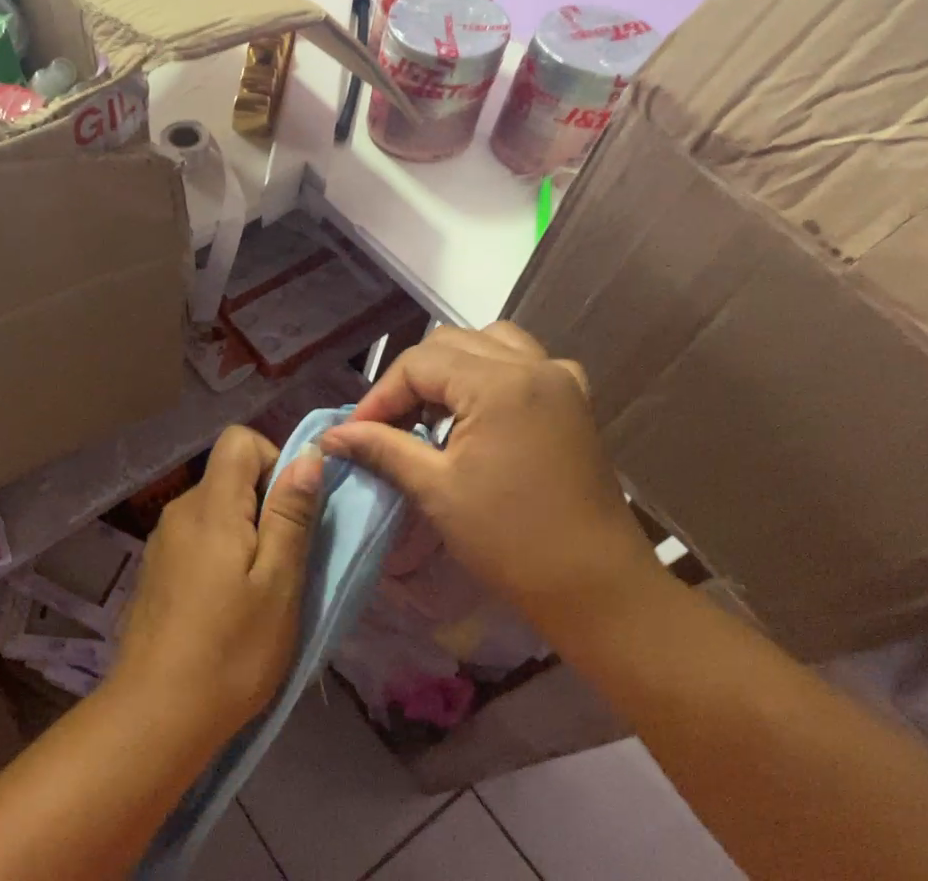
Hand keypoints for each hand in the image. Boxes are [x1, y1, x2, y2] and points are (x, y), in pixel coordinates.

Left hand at [112, 426, 323, 739]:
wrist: (158, 712)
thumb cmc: (233, 649)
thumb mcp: (279, 583)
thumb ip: (290, 514)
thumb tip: (308, 454)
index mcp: (210, 506)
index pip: (238, 440)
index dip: (274, 461)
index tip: (292, 513)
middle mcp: (179, 512)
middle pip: (228, 477)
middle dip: (265, 505)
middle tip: (286, 564)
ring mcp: (161, 544)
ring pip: (214, 513)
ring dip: (244, 536)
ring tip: (260, 593)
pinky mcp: (155, 573)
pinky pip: (196, 542)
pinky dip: (220, 558)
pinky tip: (227, 609)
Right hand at [318, 324, 658, 626]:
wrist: (594, 584)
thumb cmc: (509, 539)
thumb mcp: (435, 489)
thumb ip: (382, 448)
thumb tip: (333, 435)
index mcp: (500, 383)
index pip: (419, 363)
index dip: (380, 396)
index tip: (354, 434)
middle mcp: (534, 365)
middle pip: (450, 345)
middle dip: (410, 381)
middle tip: (386, 428)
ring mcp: (560, 380)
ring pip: (488, 344)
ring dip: (450, 369)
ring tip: (430, 413)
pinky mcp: (573, 401)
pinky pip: (523, 362)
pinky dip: (491, 374)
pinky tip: (477, 410)